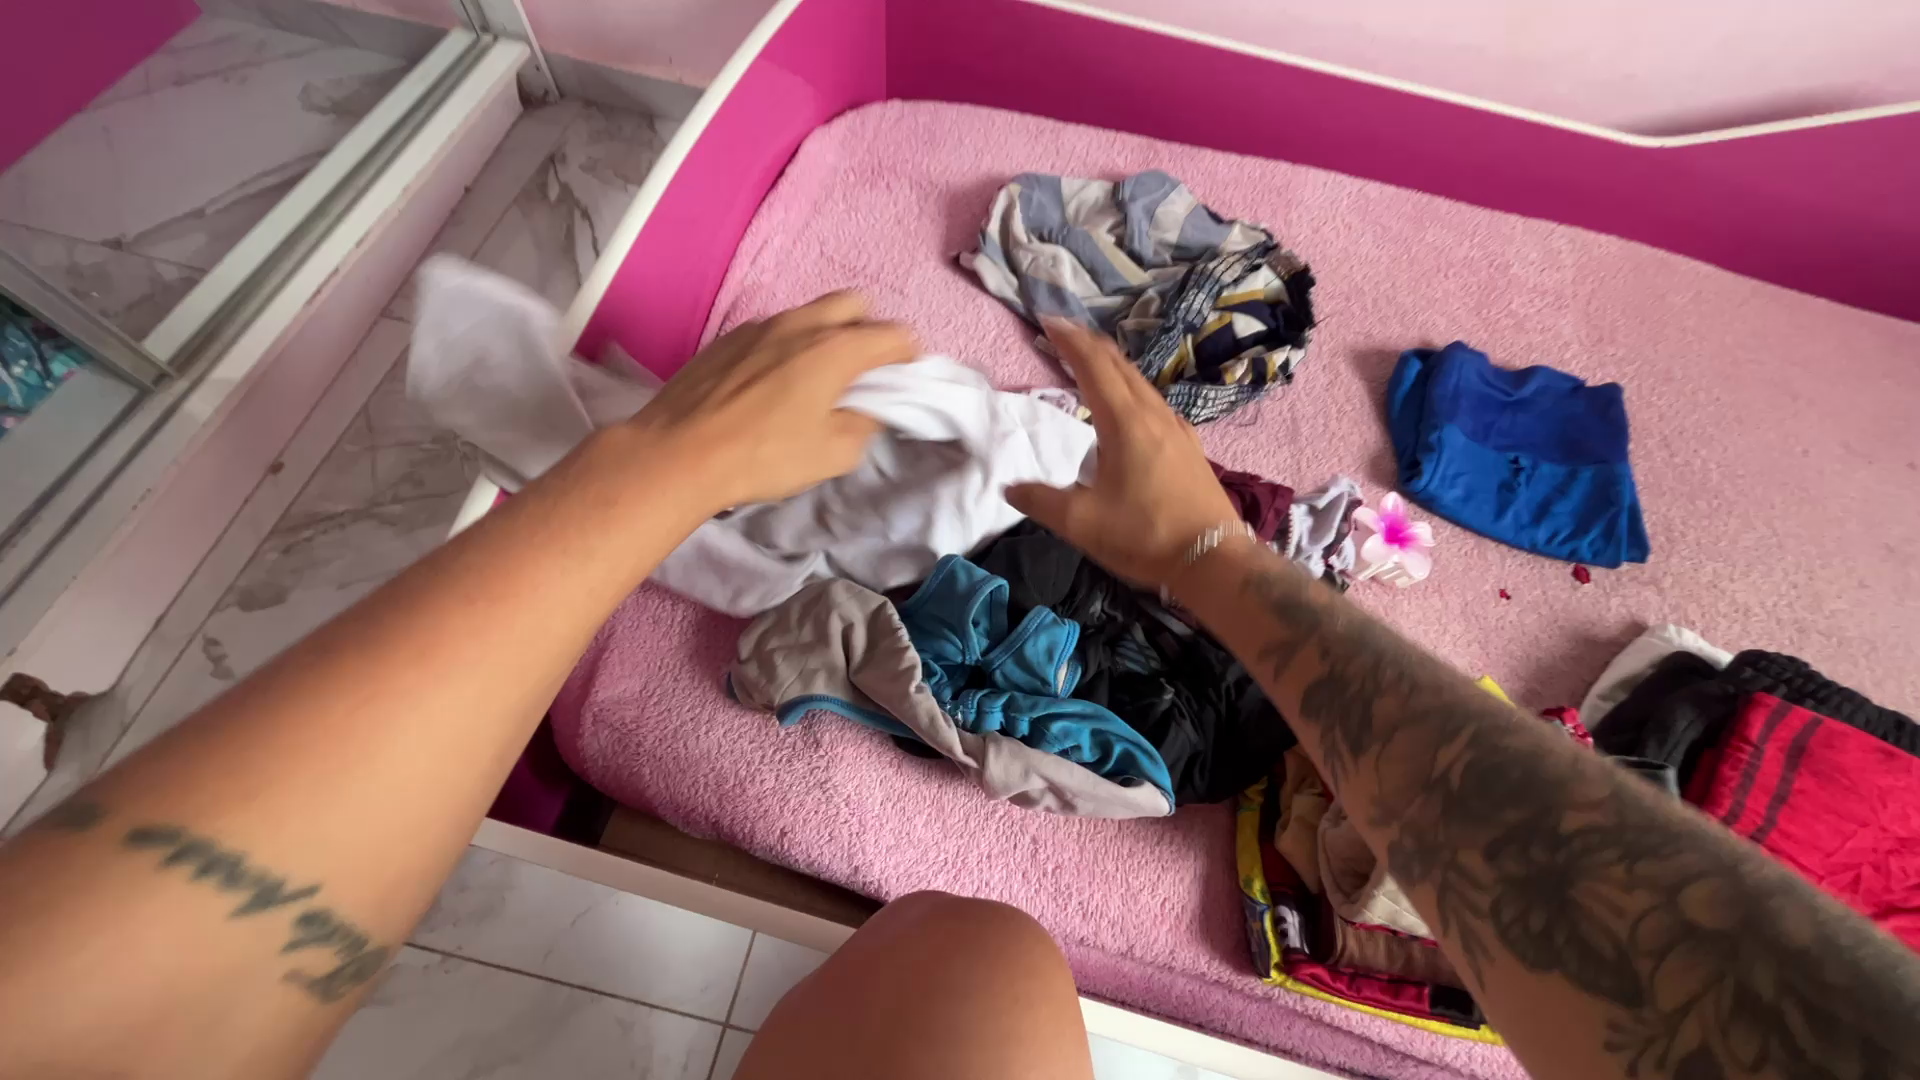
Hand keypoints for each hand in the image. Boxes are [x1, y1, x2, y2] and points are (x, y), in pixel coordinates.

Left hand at [629, 292, 916, 512]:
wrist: (678, 453)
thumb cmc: (764, 456)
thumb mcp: (834, 453)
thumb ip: (864, 424)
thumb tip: (868, 409)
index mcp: (835, 349)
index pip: (893, 334)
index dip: (909, 356)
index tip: (905, 379)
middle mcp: (801, 324)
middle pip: (854, 304)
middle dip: (871, 330)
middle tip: (865, 370)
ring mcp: (759, 325)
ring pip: (811, 313)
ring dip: (828, 335)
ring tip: (819, 378)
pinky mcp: (728, 338)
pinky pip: (775, 329)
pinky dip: (791, 345)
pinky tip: (776, 382)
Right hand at [1007, 320, 1241, 588]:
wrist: (1212, 559)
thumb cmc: (1144, 536)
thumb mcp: (1081, 523)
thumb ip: (1041, 501)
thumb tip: (1010, 487)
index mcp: (1124, 424)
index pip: (1093, 367)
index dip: (1069, 342)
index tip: (1048, 322)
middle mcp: (1153, 416)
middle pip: (1119, 367)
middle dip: (1089, 345)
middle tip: (1063, 333)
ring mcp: (1176, 430)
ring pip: (1140, 384)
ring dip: (1112, 367)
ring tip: (1090, 364)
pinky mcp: (1188, 448)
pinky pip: (1155, 404)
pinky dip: (1132, 391)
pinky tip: (1130, 408)